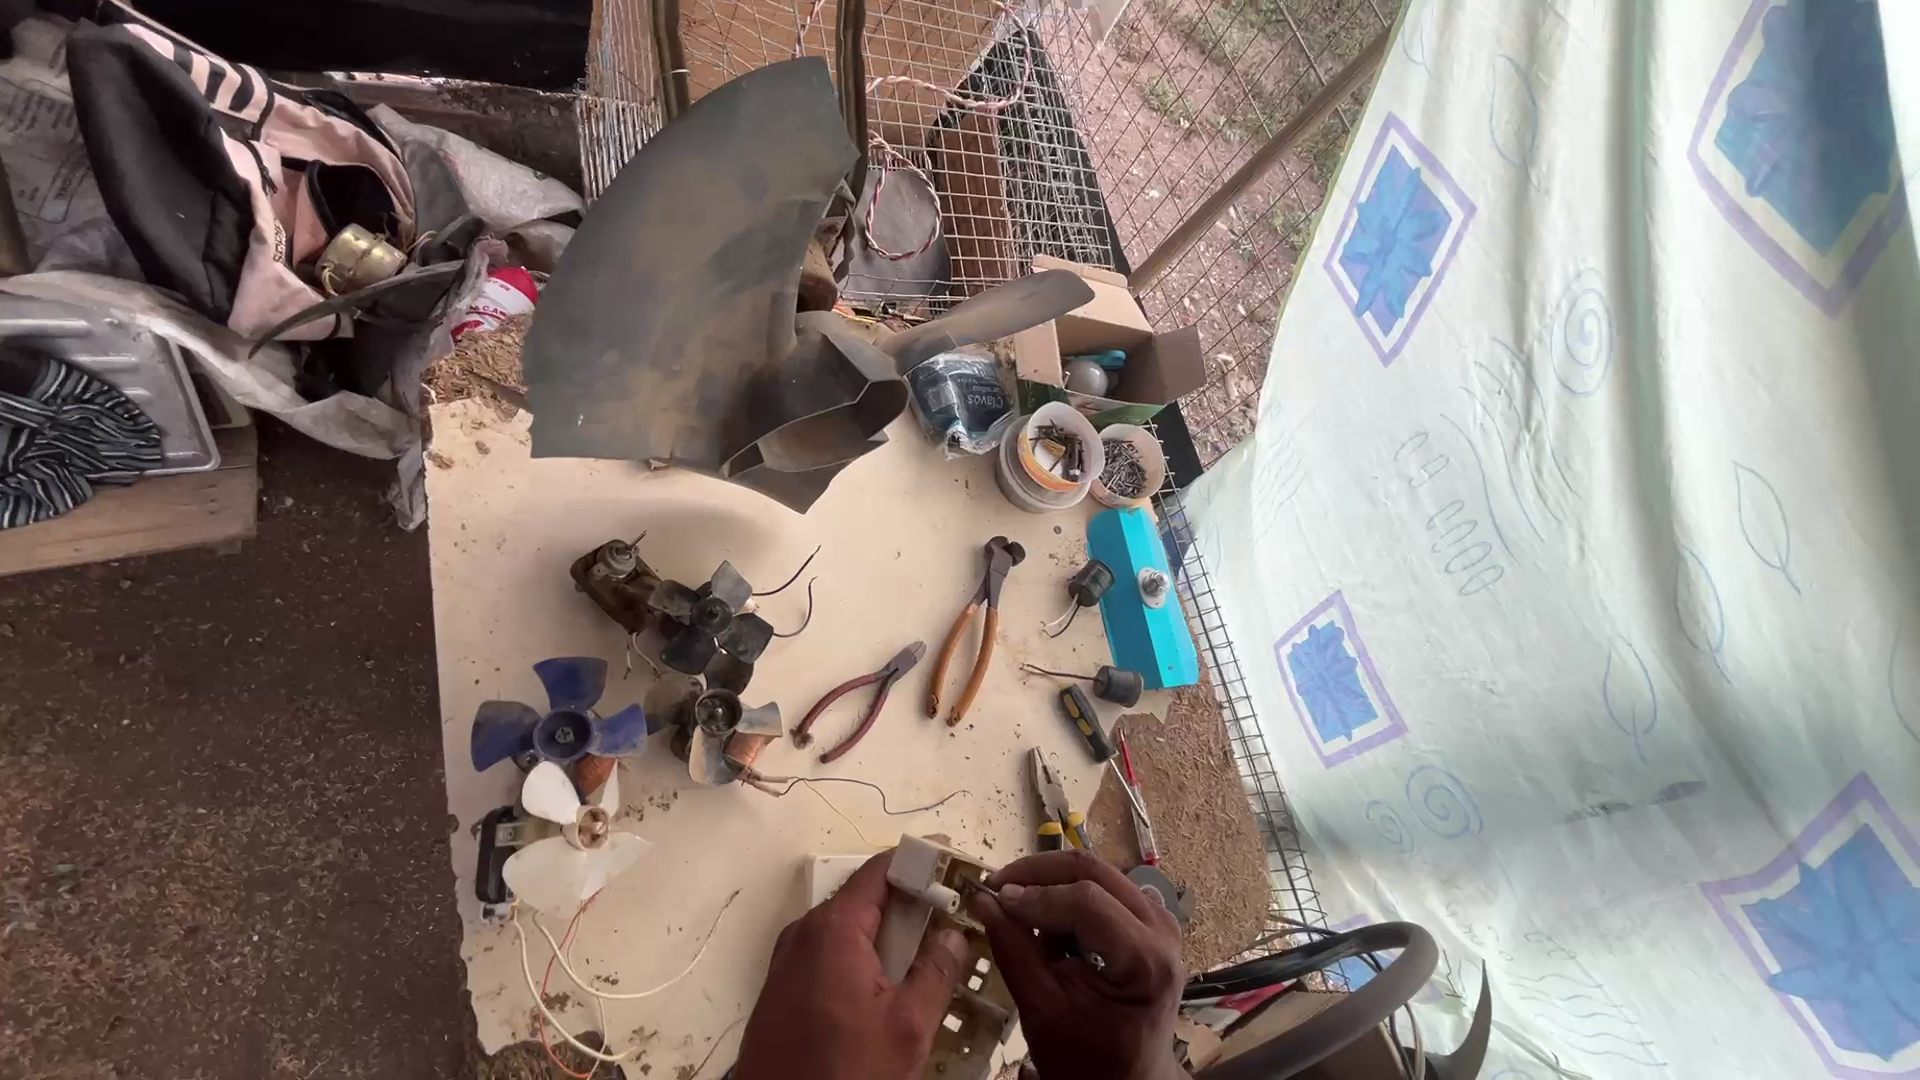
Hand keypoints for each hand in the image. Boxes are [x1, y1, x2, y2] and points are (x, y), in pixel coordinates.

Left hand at [734, 850, 970, 1079]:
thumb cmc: (844, 1072)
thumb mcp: (906, 1028)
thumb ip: (936, 972)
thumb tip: (955, 934)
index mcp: (834, 927)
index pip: (882, 868)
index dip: (920, 860)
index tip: (953, 863)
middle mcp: (806, 931)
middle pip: (867, 896)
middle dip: (911, 901)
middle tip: (952, 914)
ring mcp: (789, 959)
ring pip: (850, 927)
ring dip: (889, 932)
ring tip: (929, 949)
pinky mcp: (783, 988)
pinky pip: (831, 952)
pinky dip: (864, 954)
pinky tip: (890, 981)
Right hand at [968, 850, 1185, 1079]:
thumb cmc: (1087, 1060)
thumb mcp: (1042, 1011)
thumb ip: (1013, 950)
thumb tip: (982, 899)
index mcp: (1146, 960)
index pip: (1086, 902)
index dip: (1035, 894)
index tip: (993, 897)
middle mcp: (1161, 927)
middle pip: (1093, 871)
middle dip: (1038, 874)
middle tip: (997, 887)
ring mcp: (1158, 918)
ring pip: (1095, 871)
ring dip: (1050, 883)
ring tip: (1018, 910)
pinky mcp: (1148, 917)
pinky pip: (1101, 885)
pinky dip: (1065, 893)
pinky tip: (1045, 922)